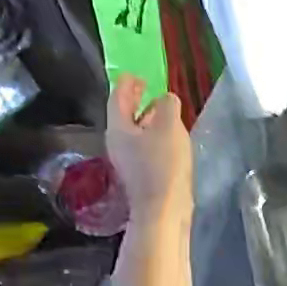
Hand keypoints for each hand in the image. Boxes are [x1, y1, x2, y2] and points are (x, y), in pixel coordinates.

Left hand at [106, 75, 191, 222]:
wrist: (162, 210)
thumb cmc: (163, 164)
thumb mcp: (168, 126)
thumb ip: (167, 106)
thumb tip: (165, 99)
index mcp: (118, 129)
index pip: (117, 98)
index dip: (126, 84)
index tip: (136, 75)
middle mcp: (117, 144)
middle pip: (123, 115)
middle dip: (135, 100)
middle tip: (146, 87)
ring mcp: (128, 161)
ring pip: (134, 132)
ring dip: (146, 118)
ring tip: (162, 109)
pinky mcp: (140, 175)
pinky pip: (144, 147)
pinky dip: (153, 135)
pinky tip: (169, 137)